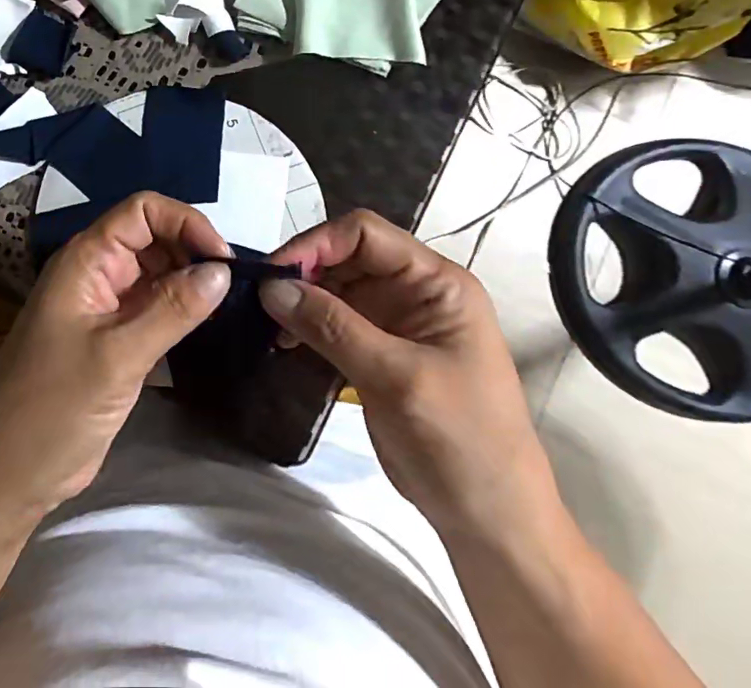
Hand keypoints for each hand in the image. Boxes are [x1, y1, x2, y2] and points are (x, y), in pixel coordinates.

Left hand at [0, 193, 232, 522]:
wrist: (8, 467)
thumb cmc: (53, 406)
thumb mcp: (117, 356)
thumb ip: (171, 310)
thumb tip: (221, 269)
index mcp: (84, 262)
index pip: (140, 211)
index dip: (185, 222)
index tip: (224, 262)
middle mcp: (93, 274)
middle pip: (150, 238)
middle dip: (192, 251)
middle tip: (235, 290)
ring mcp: (101, 308)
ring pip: (153, 273)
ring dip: (189, 282)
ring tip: (230, 307)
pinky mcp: (110, 340)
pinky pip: (151, 308)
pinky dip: (179, 310)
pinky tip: (208, 327)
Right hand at [259, 210, 560, 542]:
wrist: (491, 516)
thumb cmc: (460, 441)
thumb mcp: (395, 377)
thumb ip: (332, 326)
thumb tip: (270, 288)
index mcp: (437, 284)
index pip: (364, 235)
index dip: (314, 244)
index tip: (272, 275)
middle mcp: (414, 292)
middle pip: (343, 256)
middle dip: (300, 272)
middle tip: (260, 302)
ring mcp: (394, 320)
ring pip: (331, 287)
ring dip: (297, 300)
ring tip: (268, 326)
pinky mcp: (376, 348)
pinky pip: (329, 319)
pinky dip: (302, 324)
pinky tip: (282, 343)